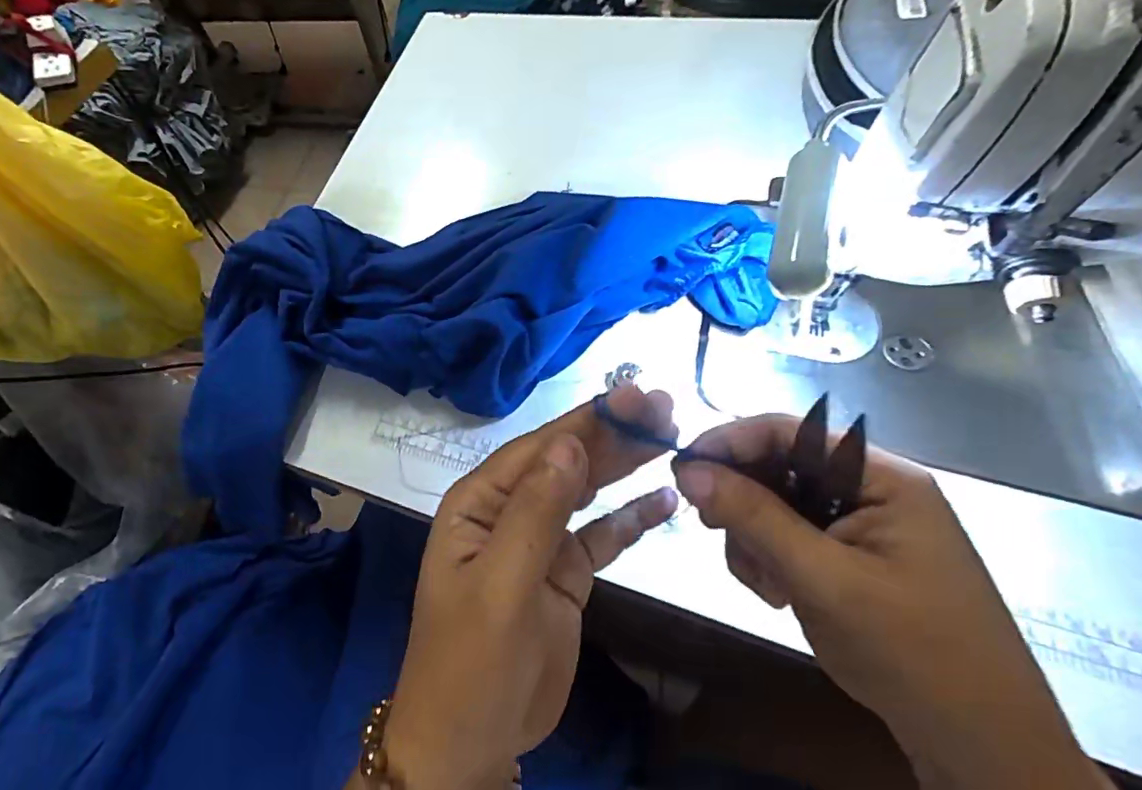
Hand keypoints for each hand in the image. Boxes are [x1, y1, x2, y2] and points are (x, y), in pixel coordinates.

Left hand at [377, 386, 678, 789]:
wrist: (471, 747)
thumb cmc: (471, 664)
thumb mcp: (502, 585)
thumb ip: (536, 512)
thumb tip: (570, 442)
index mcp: (481, 503)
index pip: (541, 448)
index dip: (589, 419)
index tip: (635, 395)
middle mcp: (510, 511)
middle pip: (569, 460)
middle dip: (615, 433)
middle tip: (666, 407)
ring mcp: (541, 542)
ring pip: (589, 490)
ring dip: (627, 464)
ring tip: (670, 436)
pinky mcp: (566, 573)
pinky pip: (604, 535)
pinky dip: (632, 517)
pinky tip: (665, 500)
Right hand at [673, 417, 1111, 789]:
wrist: (984, 747)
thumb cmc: (912, 653)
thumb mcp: (825, 581)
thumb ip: (757, 518)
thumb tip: (690, 469)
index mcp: (882, 475)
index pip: (792, 431)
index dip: (732, 440)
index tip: (683, 467)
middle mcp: (875, 489)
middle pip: (786, 467)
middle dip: (746, 500)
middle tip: (713, 531)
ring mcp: (869, 526)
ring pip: (786, 507)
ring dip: (760, 538)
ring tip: (766, 586)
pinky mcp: (860, 560)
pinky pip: (801, 540)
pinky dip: (778, 562)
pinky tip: (781, 597)